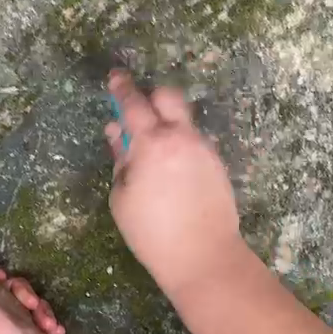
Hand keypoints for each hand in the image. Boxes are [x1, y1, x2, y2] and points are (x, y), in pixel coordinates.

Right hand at [104, 70, 248, 295]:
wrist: (204, 256)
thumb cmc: (152, 233)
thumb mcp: (122, 197)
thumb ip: (121, 160)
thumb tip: (118, 134)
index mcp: (153, 143)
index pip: (134, 104)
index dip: (121, 88)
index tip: (115, 78)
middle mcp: (182, 138)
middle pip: (169, 96)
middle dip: (153, 97)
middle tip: (139, 114)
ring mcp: (204, 149)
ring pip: (184, 121)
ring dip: (168, 126)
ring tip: (156, 156)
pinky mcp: (217, 164)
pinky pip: (195, 143)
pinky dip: (182, 147)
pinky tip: (174, 173)